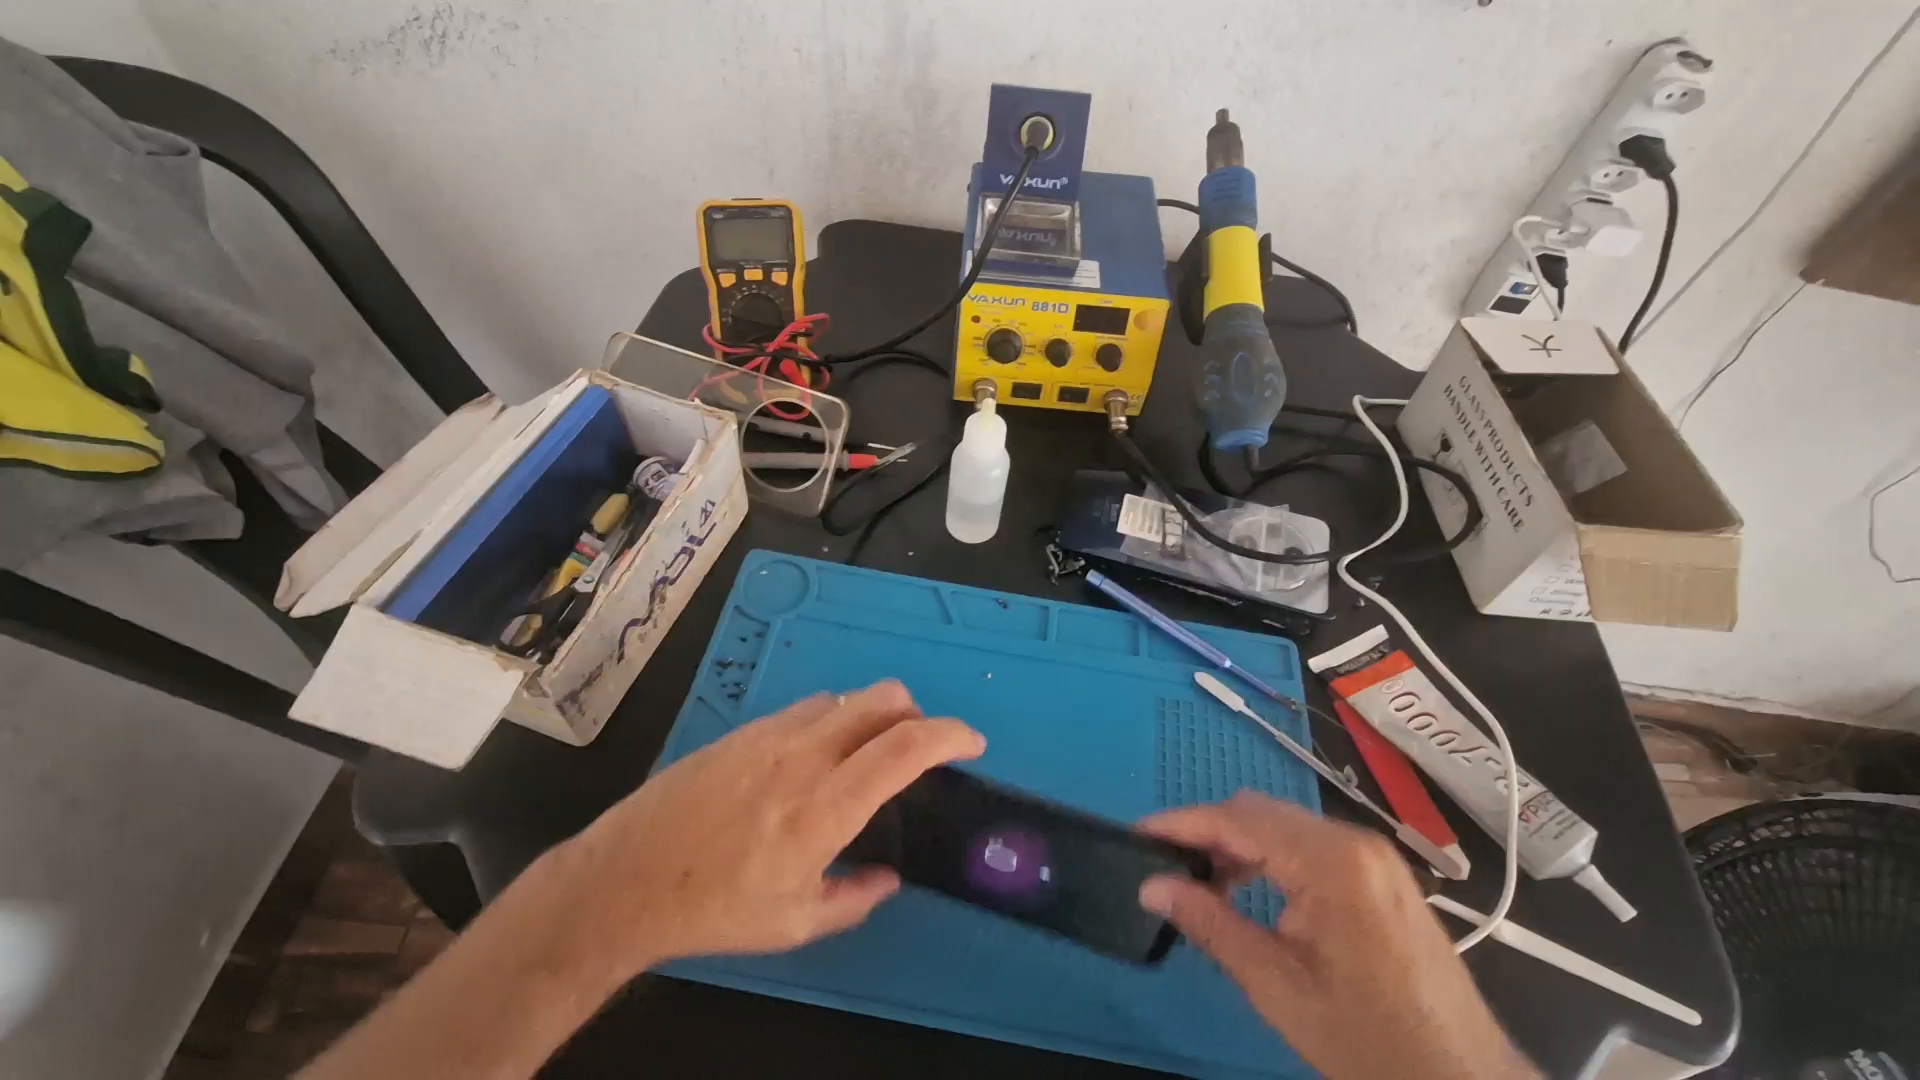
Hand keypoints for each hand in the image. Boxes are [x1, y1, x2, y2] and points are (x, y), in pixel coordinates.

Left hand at [553, 680, 983, 976]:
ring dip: (875, 716)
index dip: (951, 735)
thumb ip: (854, 899)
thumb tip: (888, 879)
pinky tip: (818, 758)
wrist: (628, 876)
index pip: (906, 748)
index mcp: (827, 806)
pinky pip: (809, 708)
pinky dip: (836, 720)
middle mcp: (806, 755)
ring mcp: (772, 734)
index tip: (972, 743)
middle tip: (921, 749)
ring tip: (869, 755)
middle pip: (884, 699)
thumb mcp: (794, 923)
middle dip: (918, 714)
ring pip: (847, 698)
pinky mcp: (745, 729)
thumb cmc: (715, 908)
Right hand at [1138, 794, 1538, 1079]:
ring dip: (1237, 843)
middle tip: (1163, 865)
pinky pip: (1309, 845)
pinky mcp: (1380, 875)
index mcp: (1332, 862)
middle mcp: (1354, 841)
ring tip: (1199, 882)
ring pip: (1283, 824)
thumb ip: (1211, 925)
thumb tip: (1151, 886)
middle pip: (1260, 812)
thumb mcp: (1278, 986)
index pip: (1239, 819)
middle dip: (1206, 831)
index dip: (1183, 823)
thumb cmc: (1370, 1042)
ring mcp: (1373, 856)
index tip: (1137, 836)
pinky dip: (1269, 856)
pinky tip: (1248, 889)